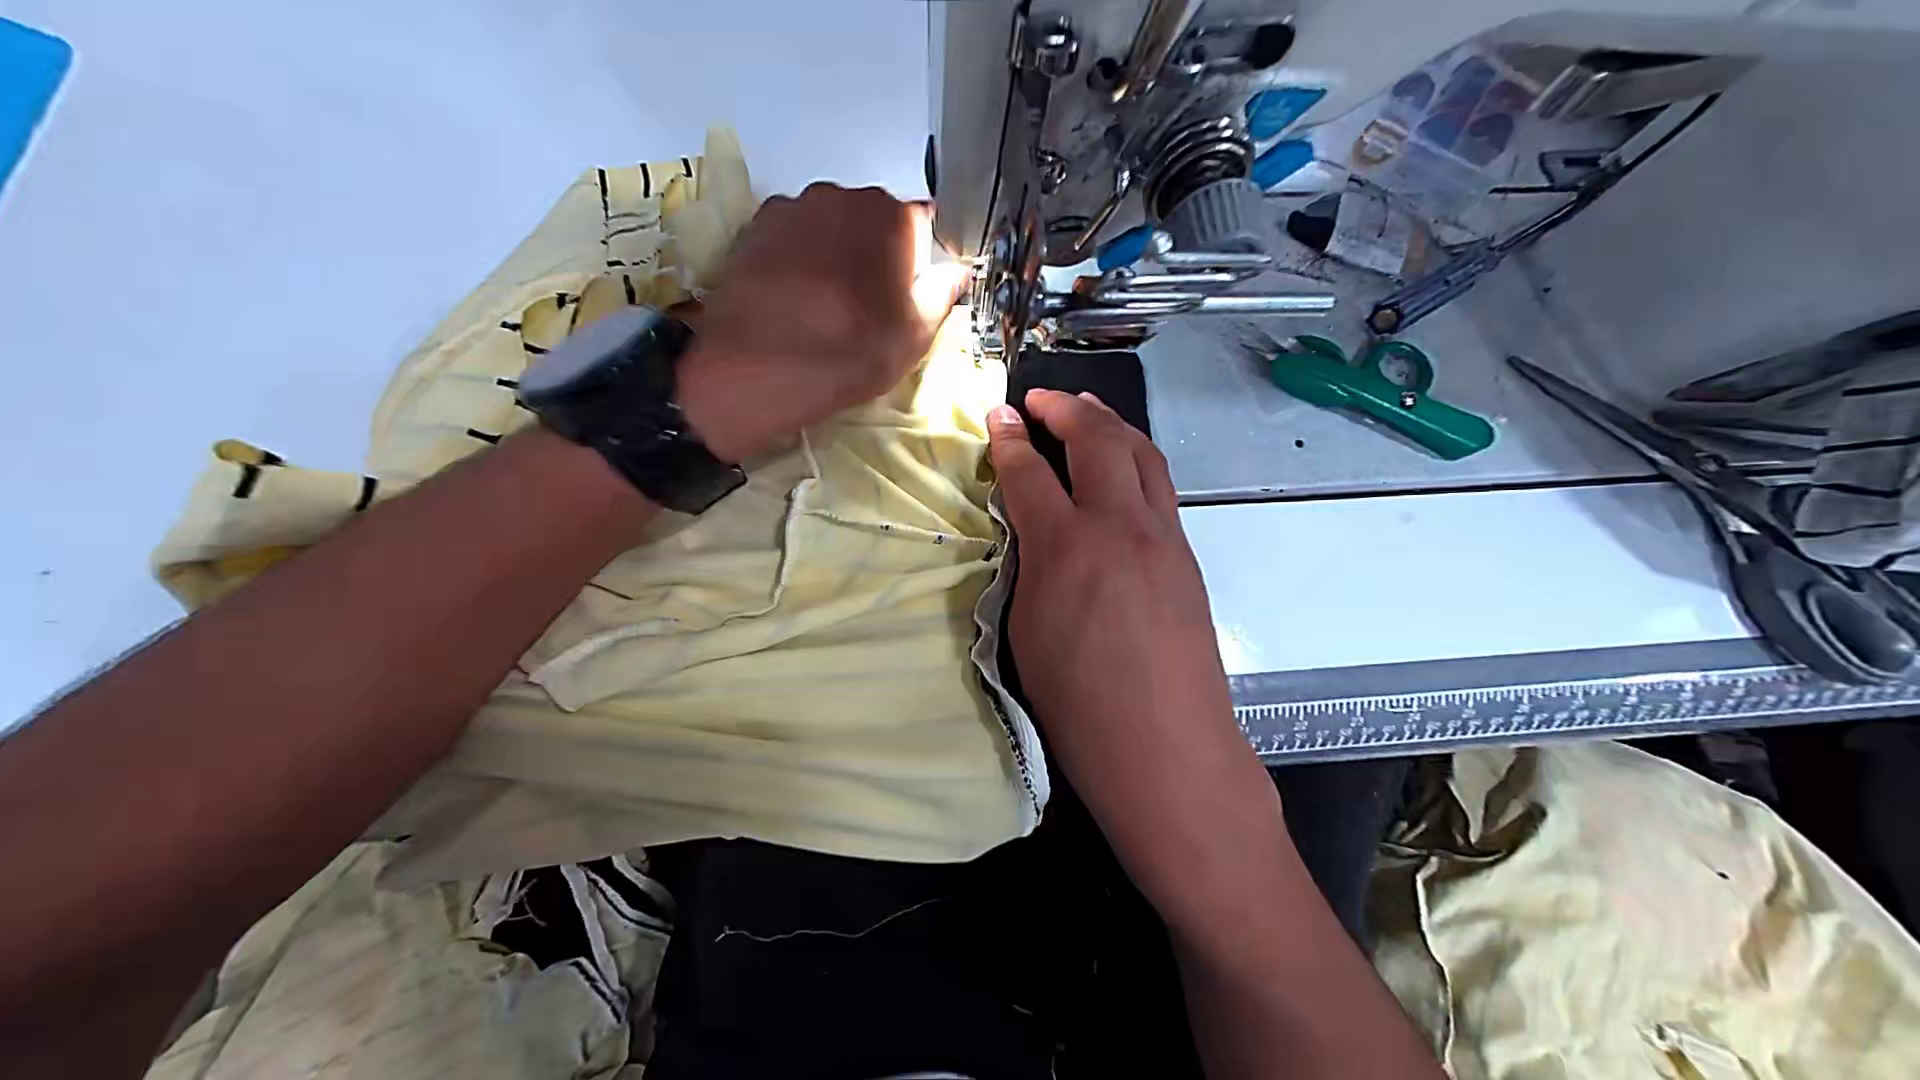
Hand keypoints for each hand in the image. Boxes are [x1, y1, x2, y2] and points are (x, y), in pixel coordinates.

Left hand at [678, 183, 969, 462]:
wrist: (754, 368)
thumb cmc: (846, 354)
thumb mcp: (914, 337)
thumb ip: (943, 293)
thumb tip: (955, 271)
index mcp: (894, 217)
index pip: (926, 227)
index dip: (923, 262)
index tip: (913, 294)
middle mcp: (845, 197)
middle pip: (876, 221)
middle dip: (879, 254)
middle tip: (870, 305)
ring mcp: (795, 207)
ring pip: (833, 227)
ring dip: (838, 254)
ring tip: (828, 305)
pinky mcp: (756, 226)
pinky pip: (795, 236)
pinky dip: (801, 258)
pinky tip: (796, 298)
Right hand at [987, 391, 1263, 901]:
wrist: (1167, 751)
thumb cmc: (1080, 707)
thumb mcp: (1028, 633)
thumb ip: (1029, 568)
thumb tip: (1032, 529)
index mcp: (1067, 550)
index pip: (1030, 474)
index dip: (1008, 440)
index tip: (996, 417)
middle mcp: (1119, 528)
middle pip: (1096, 440)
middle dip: (1065, 409)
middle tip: (1040, 399)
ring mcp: (1163, 538)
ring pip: (1141, 454)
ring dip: (1109, 423)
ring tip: (1085, 412)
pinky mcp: (1186, 557)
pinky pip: (1161, 487)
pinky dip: (1135, 459)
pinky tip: (1120, 469)